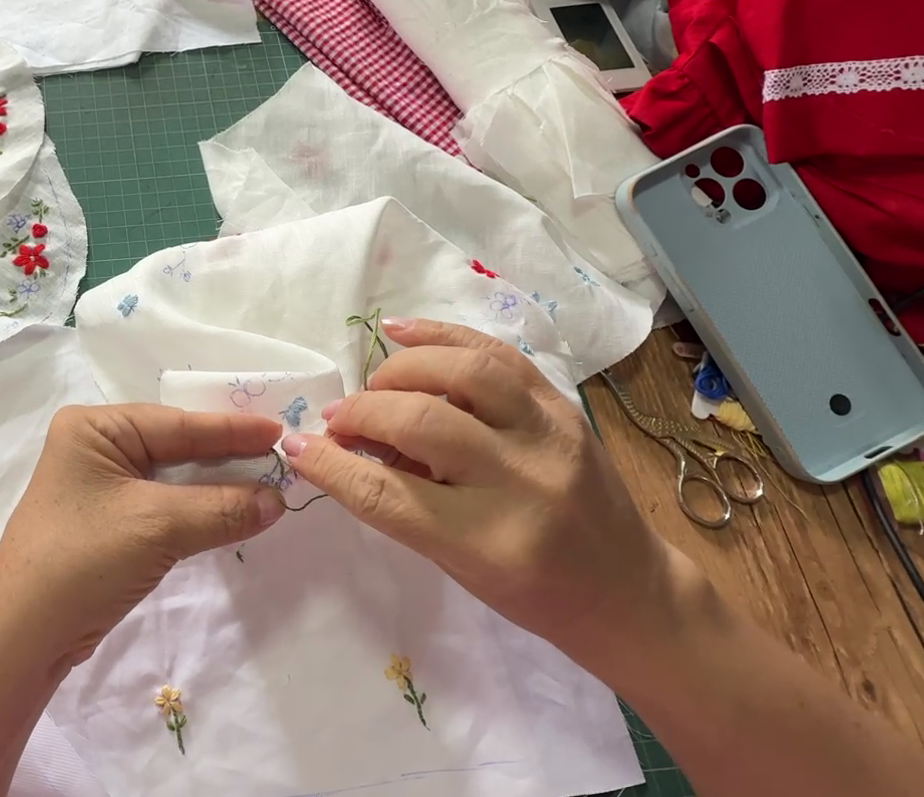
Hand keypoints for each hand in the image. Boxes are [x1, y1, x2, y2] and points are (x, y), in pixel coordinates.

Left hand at [0, 404, 286, 667]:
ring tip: (268, 484)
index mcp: (93, 428)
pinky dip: (198, 510)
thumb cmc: (83, 561)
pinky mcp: (108, 522)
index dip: (230, 429)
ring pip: (172, 478)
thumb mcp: (156, 526)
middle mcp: (94, 448)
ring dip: (216, 486)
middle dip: (226, 456)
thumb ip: (220, 508)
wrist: (24, 635)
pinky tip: (232, 511)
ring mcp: (100, 486)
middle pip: (175, 446)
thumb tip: (277, 500)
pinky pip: (163, 505)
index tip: (278, 430)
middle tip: (281, 457)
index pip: (175, 423)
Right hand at [280, 319, 685, 666]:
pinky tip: (399, 331)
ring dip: (400, 370)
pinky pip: (495, 353)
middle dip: (361, 412)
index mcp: (492, 543)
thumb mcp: (454, 562)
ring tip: (375, 385)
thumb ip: (396, 500)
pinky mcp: (562, 405)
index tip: (296, 446)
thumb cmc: (531, 592)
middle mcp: (525, 482)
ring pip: (462, 371)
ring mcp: (551, 435)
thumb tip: (337, 444)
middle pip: (420, 421)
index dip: (330, 465)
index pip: (387, 494)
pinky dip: (440, 334)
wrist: (627, 590)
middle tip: (337, 420)